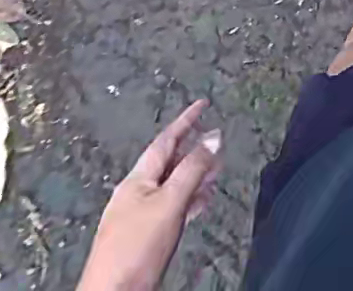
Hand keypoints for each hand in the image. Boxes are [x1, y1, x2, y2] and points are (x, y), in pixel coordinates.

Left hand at [77, 100, 222, 290]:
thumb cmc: (136, 249)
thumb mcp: (170, 201)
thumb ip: (193, 167)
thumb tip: (213, 136)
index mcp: (137, 181)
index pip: (166, 141)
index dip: (186, 120)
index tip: (202, 104)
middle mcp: (136, 194)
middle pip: (169, 162)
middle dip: (194, 148)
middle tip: (216, 137)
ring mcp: (139, 216)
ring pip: (172, 184)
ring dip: (195, 173)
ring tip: (217, 167)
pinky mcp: (144, 237)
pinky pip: (172, 205)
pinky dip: (190, 197)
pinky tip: (202, 201)